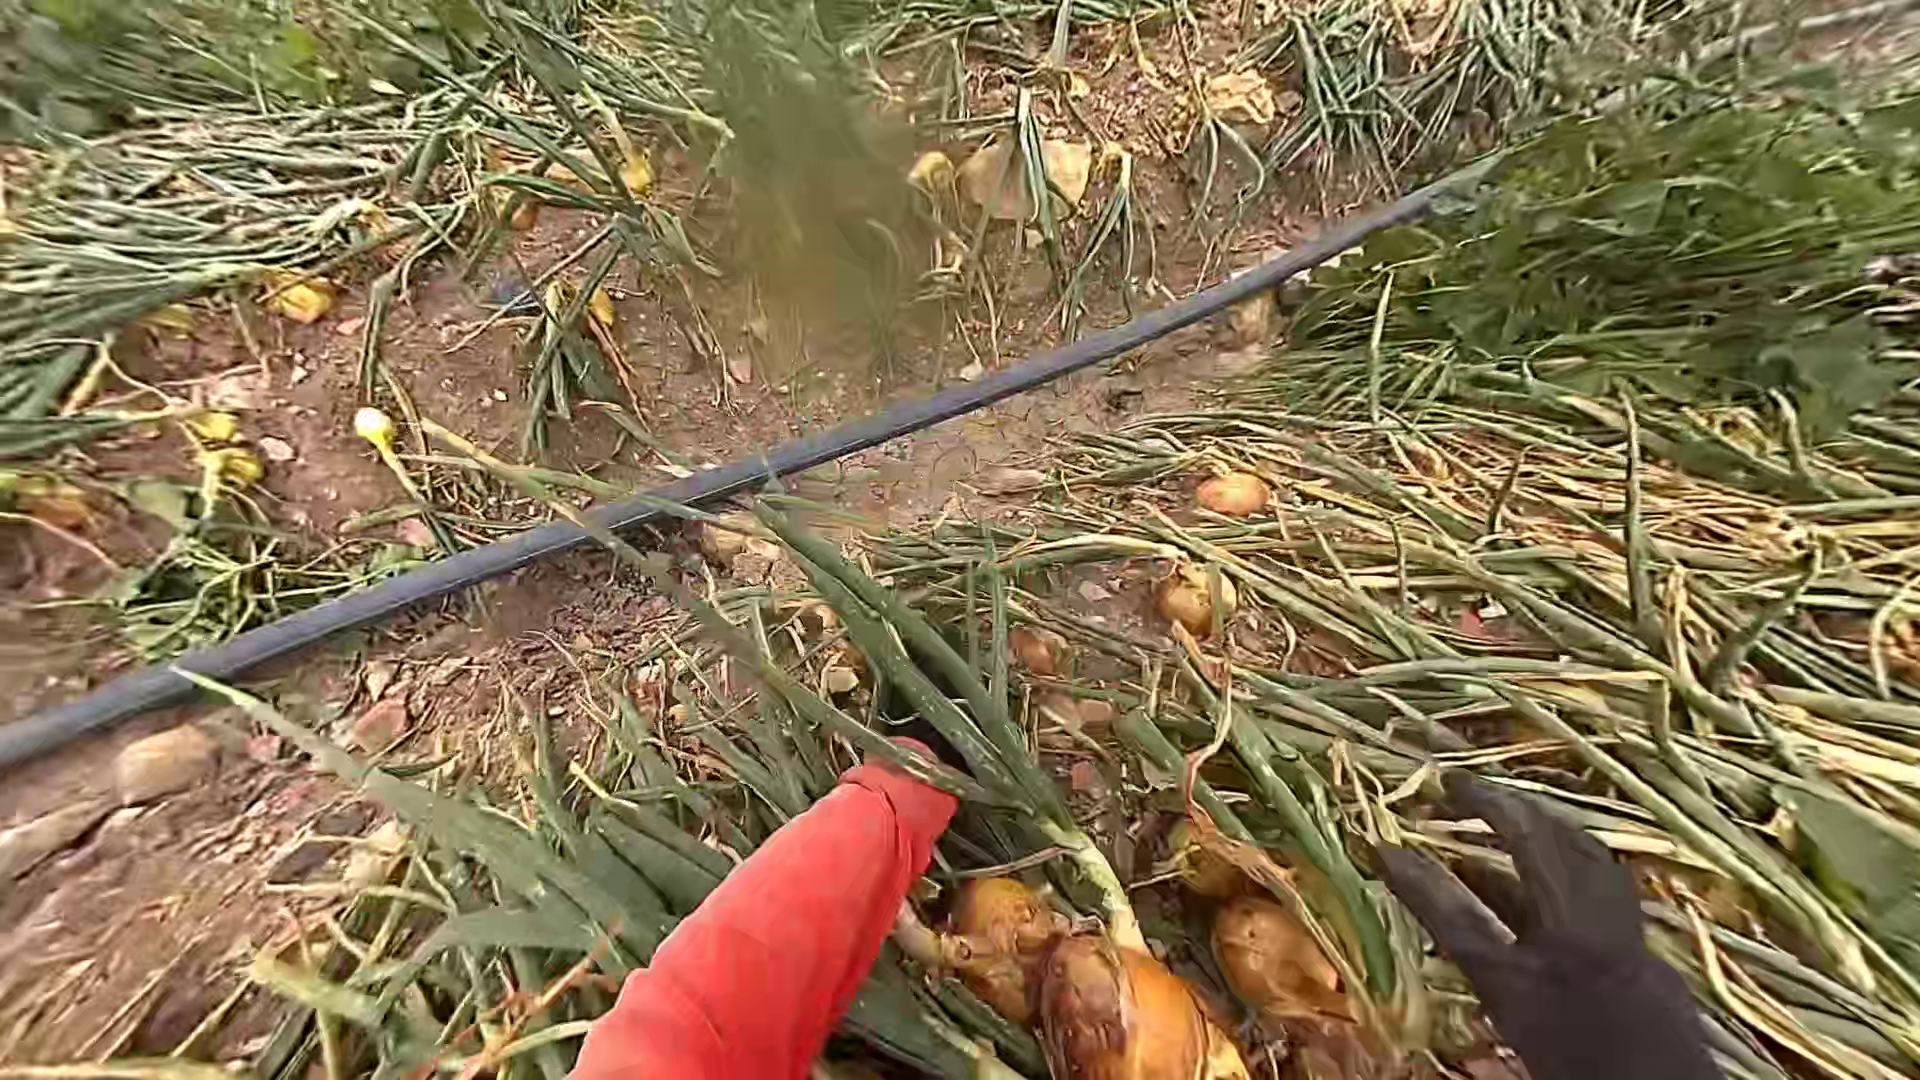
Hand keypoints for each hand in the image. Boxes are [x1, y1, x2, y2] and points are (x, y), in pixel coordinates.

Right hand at [1376, 772, 1720, 1079]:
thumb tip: (1383, 851)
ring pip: (1588, 872)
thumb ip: (1441, 912)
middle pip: (1572, 844)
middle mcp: (1616, 923)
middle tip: (1468, 800)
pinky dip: (1547, 886)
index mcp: (1578, 920)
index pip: (1526, 837)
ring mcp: (1639, 949)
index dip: (1482, 802)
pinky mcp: (1645, 973)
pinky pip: (1591, 905)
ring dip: (1536, 845)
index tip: (1441, 782)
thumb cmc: (1564, 1051)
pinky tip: (1513, 901)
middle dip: (1519, 812)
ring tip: (1482, 840)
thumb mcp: (1492, 980)